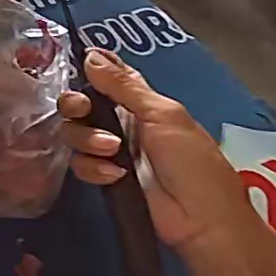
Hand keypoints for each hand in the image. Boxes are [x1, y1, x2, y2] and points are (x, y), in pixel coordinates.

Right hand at [59, 48, 259, 250]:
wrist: (201, 222)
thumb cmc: (191, 162)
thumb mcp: (162, 115)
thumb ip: (123, 86)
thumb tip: (91, 54)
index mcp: (141, 102)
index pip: (109, 76)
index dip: (92, 68)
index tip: (78, 65)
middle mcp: (121, 121)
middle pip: (79, 102)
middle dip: (75, 104)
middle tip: (81, 110)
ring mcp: (109, 149)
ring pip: (74, 131)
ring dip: (87, 139)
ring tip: (111, 151)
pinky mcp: (102, 174)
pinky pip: (79, 162)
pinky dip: (93, 167)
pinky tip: (114, 175)